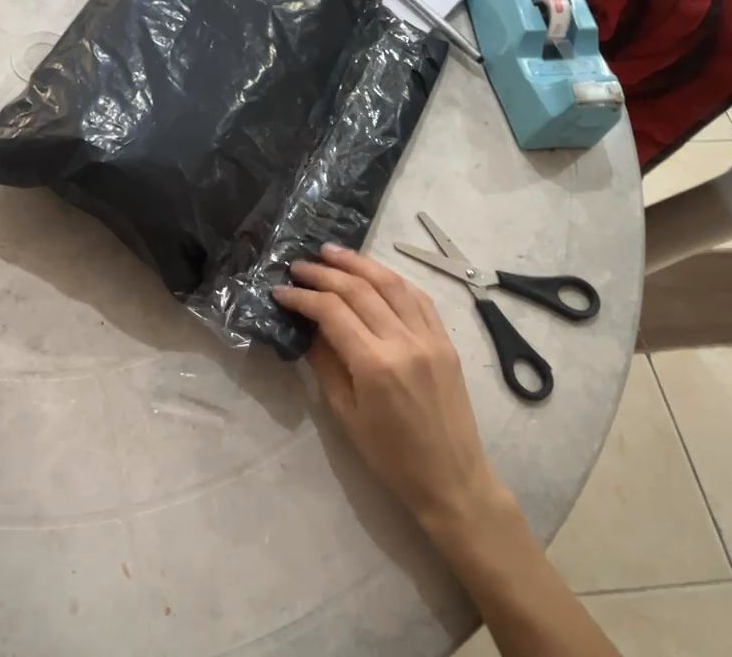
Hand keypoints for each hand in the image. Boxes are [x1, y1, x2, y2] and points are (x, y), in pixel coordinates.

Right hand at [275, 244, 508, 539]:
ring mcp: (430, 338)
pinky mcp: (445, 342)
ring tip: (332, 253)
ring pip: (391, 283)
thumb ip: (326, 364)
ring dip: (359, 264)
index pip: (332, 311)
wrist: (451, 478)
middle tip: (298, 265)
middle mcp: (404, 342)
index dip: (303, 296)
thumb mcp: (345, 414)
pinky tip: (375, 273)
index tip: (280, 290)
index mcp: (375, 364)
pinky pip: (419, 298)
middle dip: (324, 273)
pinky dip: (393, 279)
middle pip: (359, 289)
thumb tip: (309, 328)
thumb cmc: (391, 456)